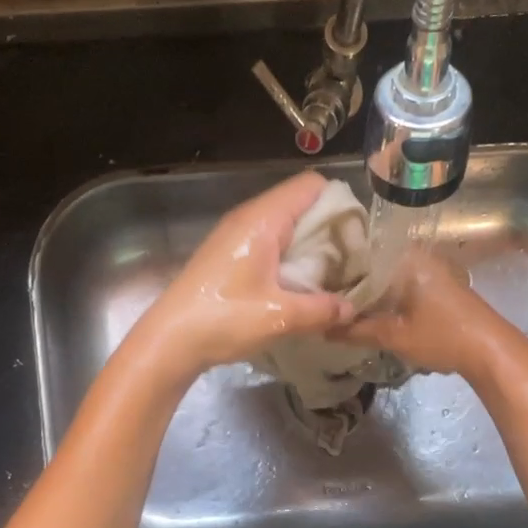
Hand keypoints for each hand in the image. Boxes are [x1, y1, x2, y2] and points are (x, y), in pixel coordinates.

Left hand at [128, 172, 355, 378]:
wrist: (170, 341)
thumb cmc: (224, 320)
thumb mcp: (280, 317)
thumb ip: (321, 310)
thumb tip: (351, 309)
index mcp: (263, 220)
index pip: (312, 186)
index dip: (340, 204)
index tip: (358, 238)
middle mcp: (249, 218)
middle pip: (301, 205)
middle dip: (330, 230)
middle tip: (350, 264)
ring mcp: (236, 236)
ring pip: (285, 226)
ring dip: (310, 248)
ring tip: (329, 280)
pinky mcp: (229, 256)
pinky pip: (270, 244)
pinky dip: (290, 259)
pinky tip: (298, 289)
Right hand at [341, 252, 527, 380]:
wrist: (490, 350)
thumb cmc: (442, 337)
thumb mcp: (394, 336)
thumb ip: (356, 331)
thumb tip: (323, 330)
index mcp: (406, 257)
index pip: (360, 252)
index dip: (337, 267)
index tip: (316, 282)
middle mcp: (418, 256)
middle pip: (374, 265)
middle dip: (351, 282)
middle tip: (324, 298)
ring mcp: (430, 270)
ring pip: (388, 277)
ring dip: (369, 292)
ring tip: (342, 307)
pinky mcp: (438, 287)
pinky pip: (402, 285)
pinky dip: (386, 297)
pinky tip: (372, 313)